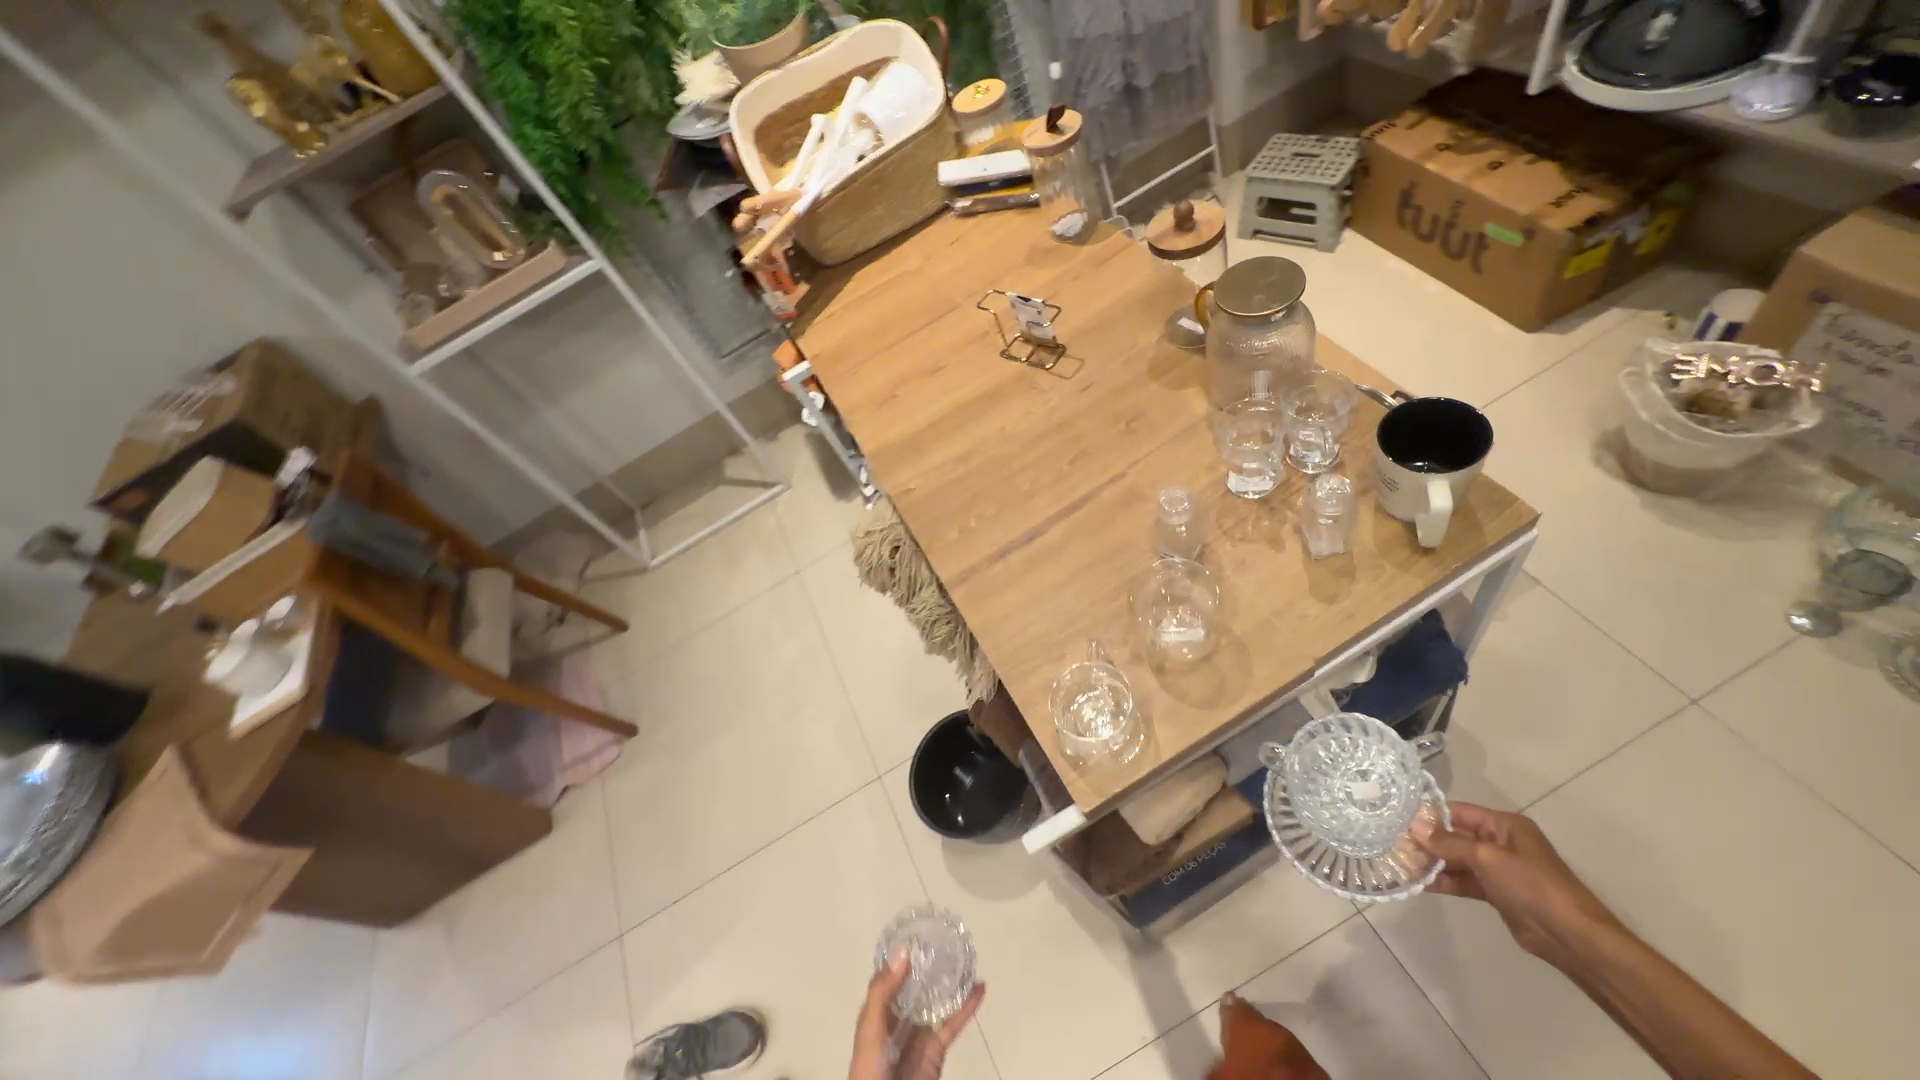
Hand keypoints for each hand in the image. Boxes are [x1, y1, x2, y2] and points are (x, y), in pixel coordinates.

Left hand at [849, 951, 985, 1079]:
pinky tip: (979, 989)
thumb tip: (903, 952)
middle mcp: (898, 1020)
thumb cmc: (871, 1069)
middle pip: (916, 988)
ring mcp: (918, 1035)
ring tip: (966, 960)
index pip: (889, 978)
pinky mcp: (936, 1050)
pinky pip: (952, 1024)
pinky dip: (966, 1007)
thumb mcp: (870, 1028)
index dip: (902, 957)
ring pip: (936, 1003)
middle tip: (948, 943)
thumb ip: (883, 991)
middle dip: (929, 968)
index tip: (919, 934)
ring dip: (950, 984)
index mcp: (877, 1012)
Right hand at [1412, 802, 1620, 972]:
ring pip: (1457, 860)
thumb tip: (1414, 827)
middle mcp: (1500, 842)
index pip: (1459, 811)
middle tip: (1393, 844)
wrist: (1569, 935)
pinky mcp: (1496, 892)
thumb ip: (1450, 844)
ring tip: (1400, 864)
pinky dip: (1445, 881)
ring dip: (1432, 863)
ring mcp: (1498, 869)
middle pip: (1456, 836)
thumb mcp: (1488, 858)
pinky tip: (1420, 884)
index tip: (1398, 818)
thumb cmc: (1532, 886)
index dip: (1430, 815)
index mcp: (1505, 825)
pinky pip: (1464, 881)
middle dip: (1427, 841)